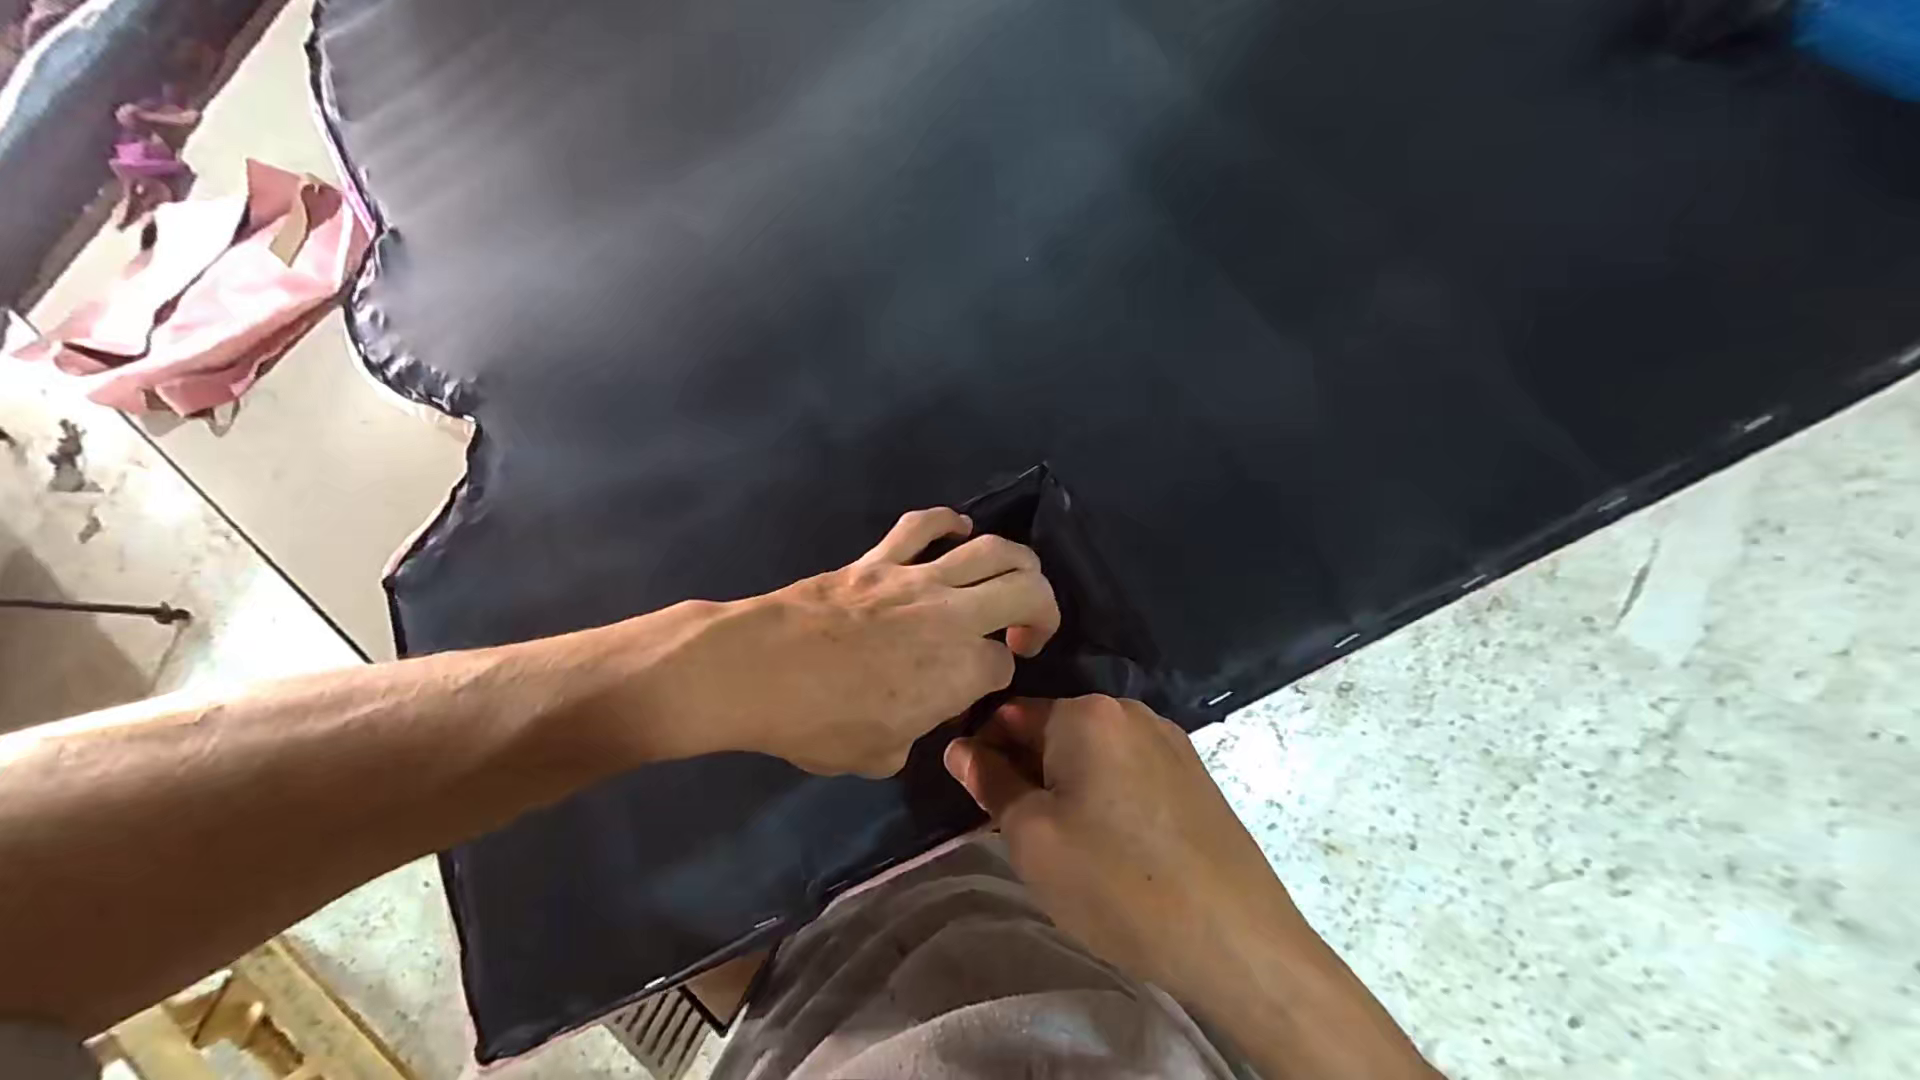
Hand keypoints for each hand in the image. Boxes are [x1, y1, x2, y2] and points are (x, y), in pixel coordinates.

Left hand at [651, 508, 1060, 776]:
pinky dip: (948, 521)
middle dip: (1043, 608)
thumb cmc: (818, 723)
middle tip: (1027, 626)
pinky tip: (959, 530)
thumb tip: (920, 709)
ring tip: (1014, 575)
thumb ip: (915, 733)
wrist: (758, 671)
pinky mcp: (881, 558)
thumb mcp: (879, 756)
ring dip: (1017, 560)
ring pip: (992, 548)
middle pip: (1027, 591)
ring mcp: (919, 579)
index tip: (978, 684)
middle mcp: (954, 617)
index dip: (999, 675)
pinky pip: (924, 525)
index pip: (1004, 665)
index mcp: (960, 673)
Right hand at [945, 696, 1439, 1079]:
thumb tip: (961, 748)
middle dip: (1027, 769)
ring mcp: (1168, 739)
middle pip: (1054, 730)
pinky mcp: (1192, 772)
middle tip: (1019, 828)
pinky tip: (1111, 842)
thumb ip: (991, 782)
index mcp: (1087, 713)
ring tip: (1066, 841)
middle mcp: (1129, 710)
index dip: (985, 753)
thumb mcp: (1033, 837)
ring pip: (1091, 751)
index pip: (1011, 715)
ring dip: (1065, 783)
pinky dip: (1104, 792)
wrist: (1236, 940)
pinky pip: (1127, 767)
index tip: (977, 796)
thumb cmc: (1117, 883)